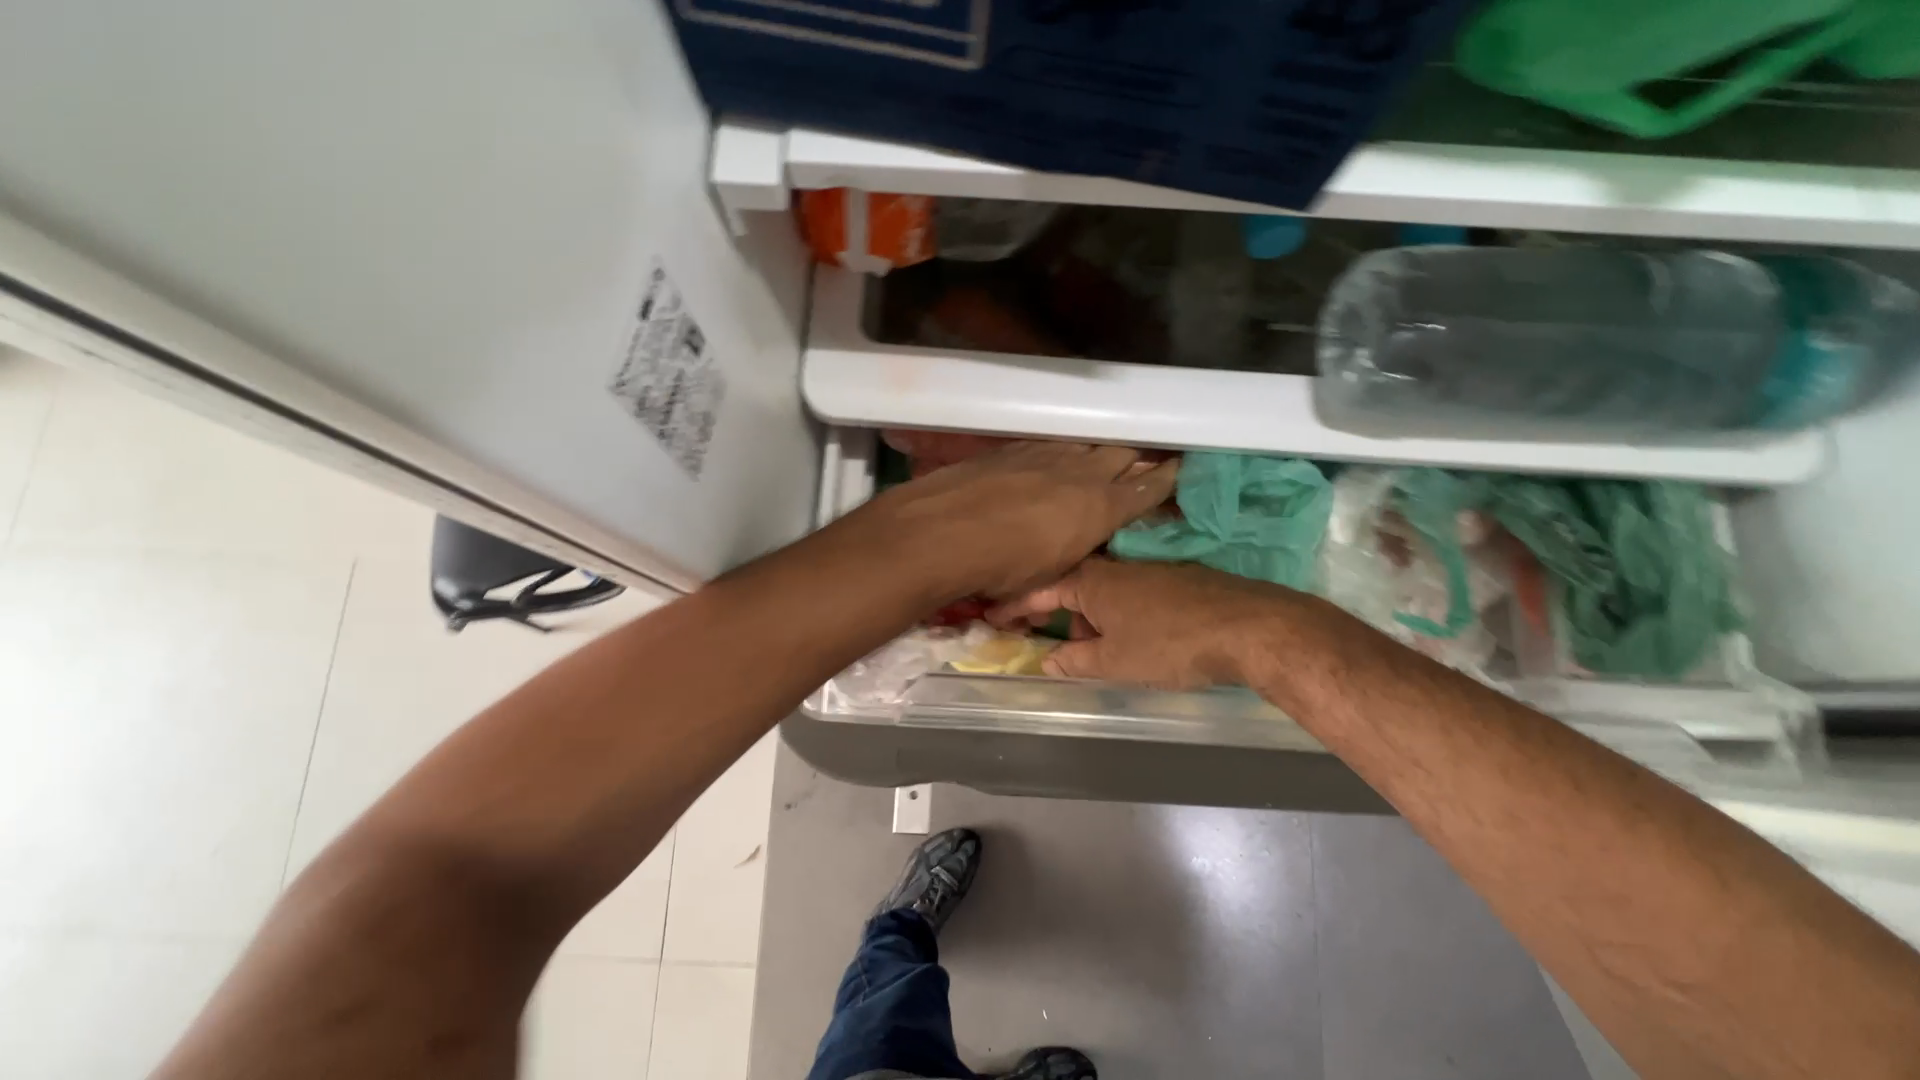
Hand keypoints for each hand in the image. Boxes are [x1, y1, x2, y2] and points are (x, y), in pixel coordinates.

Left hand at [854, 441, 1177, 600]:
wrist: (941, 532)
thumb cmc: (1001, 568)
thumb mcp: (1050, 576)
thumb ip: (1076, 556)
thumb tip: (1079, 555)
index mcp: (1100, 508)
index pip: (1147, 486)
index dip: (1165, 479)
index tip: (1177, 471)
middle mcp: (1082, 472)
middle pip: (1122, 454)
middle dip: (1134, 460)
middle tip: (1137, 470)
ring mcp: (1047, 453)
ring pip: (1086, 446)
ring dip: (1095, 456)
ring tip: (1093, 467)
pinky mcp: (1015, 448)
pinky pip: (1050, 445)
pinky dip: (1059, 455)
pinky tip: (1049, 465)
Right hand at [989, 559, 1345, 689]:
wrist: (1250, 628)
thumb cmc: (1170, 644)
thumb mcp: (1113, 661)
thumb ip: (1076, 660)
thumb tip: (1048, 659)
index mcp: (1094, 580)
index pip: (1043, 589)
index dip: (1017, 605)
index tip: (994, 617)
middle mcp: (1120, 567)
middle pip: (1076, 587)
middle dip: (1059, 615)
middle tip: (1048, 642)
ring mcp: (1154, 570)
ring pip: (1108, 592)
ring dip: (1094, 619)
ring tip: (1095, 651)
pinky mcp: (1182, 581)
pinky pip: (1135, 596)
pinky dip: (1122, 616)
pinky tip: (1135, 641)